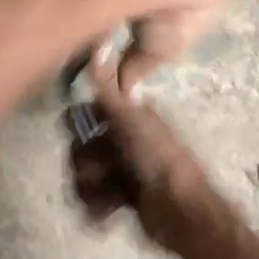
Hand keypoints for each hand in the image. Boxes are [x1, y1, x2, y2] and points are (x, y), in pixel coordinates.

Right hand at [68, 58, 216, 252]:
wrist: (182, 209)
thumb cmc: (157, 157)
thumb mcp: (131, 117)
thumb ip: (106, 87)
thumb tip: (98, 43)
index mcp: (124, 118)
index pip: (82, 115)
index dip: (78, 127)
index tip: (84, 135)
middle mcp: (119, 141)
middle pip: (76, 149)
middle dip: (86, 164)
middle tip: (103, 171)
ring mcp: (118, 172)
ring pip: (80, 177)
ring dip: (91, 190)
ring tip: (110, 198)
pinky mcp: (118, 201)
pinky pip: (89, 202)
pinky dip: (96, 209)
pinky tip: (108, 215)